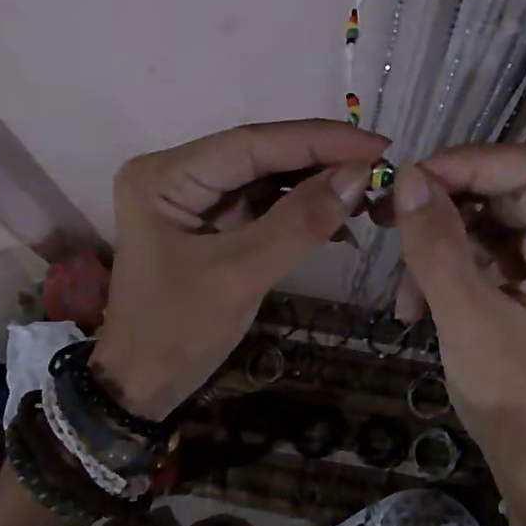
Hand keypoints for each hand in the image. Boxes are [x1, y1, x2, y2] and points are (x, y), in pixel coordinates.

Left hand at [91, 121, 387, 419]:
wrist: (143, 384)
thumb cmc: (178, 331)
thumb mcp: (241, 274)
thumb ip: (299, 222)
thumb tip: (359, 176)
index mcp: (165, 175)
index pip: (251, 143)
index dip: (317, 141)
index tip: (376, 145)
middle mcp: (177, 174)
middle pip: (261, 156)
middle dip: (321, 162)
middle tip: (382, 168)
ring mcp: (194, 198)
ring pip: (268, 179)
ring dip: (317, 186)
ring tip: (370, 194)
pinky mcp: (212, 223)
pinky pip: (265, 207)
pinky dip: (302, 213)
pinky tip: (341, 222)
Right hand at [386, 144, 525, 525]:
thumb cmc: (510, 398)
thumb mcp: (467, 322)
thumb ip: (437, 248)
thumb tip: (406, 178)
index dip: (470, 163)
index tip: (409, 178)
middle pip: (510, 187)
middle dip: (445, 202)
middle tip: (387, 214)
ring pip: (489, 214)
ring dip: (437, 241)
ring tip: (401, 285)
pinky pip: (485, 244)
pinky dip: (445, 263)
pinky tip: (414, 302)